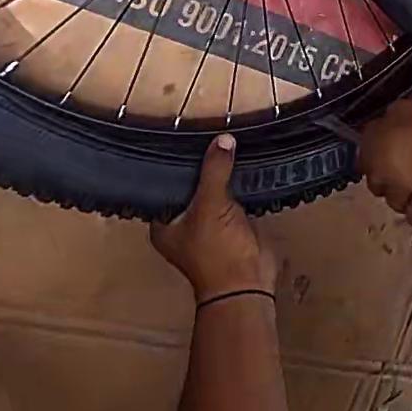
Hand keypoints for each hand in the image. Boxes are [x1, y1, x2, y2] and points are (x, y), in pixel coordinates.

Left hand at [151, 134, 277, 299]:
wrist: (249, 283)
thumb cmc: (217, 251)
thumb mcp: (210, 206)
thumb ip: (214, 170)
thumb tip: (224, 138)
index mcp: (163, 221)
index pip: (162, 181)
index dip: (171, 159)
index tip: (180, 131)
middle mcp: (182, 219)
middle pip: (188, 181)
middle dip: (198, 160)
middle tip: (204, 126)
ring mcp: (208, 219)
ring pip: (211, 185)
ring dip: (218, 167)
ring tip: (223, 134)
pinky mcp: (231, 219)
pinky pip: (230, 191)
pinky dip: (234, 177)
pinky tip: (238, 153)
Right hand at [357, 100, 411, 229]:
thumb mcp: (372, 144)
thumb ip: (364, 155)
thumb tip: (372, 168)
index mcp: (399, 117)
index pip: (374, 137)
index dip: (369, 155)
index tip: (368, 167)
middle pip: (385, 171)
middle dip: (385, 183)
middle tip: (392, 181)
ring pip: (400, 194)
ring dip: (404, 198)